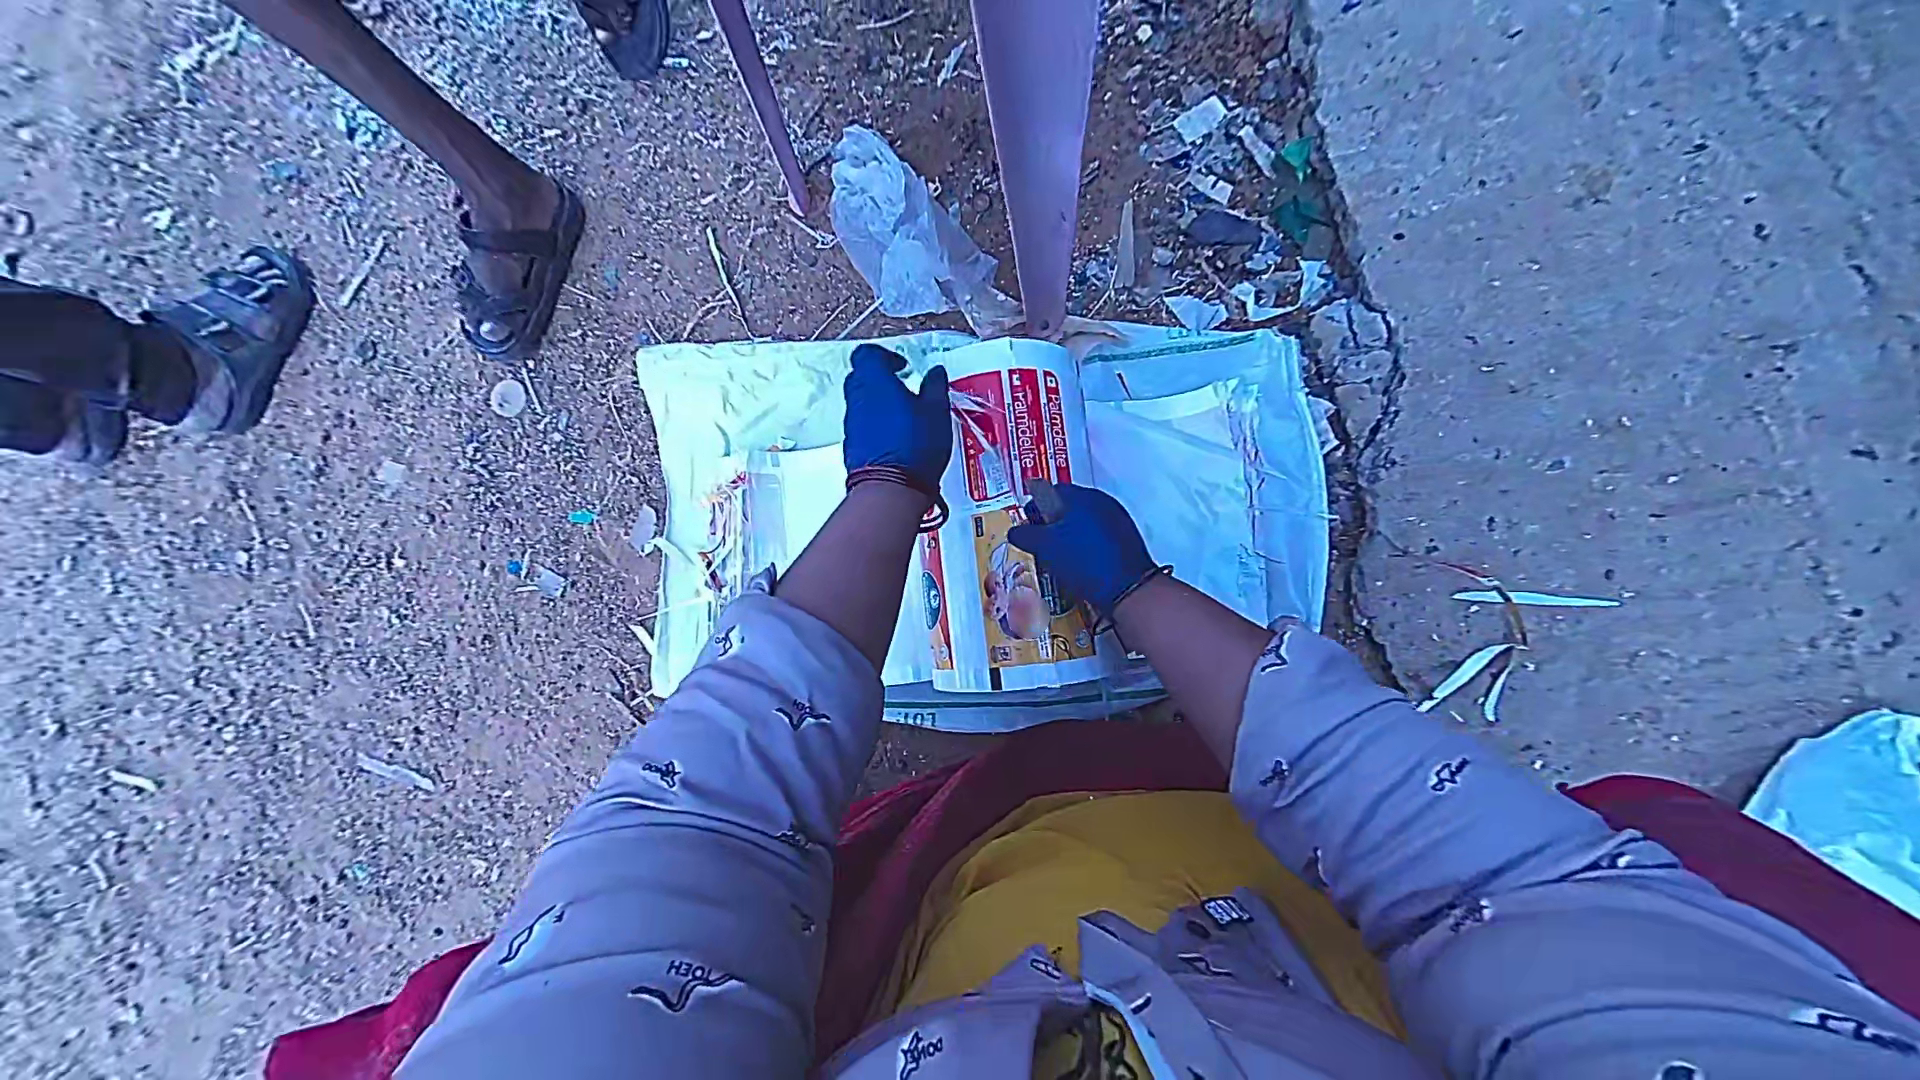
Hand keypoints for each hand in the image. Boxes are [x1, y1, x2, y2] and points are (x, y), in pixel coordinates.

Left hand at [842, 344, 951, 490]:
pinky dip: (876, 427)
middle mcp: (856, 400)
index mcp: (874, 381)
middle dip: (880, 378)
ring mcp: (851, 425)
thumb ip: (935, 386)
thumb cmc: (913, 447)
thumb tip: (935, 374)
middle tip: (901, 385)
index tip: (900, 365)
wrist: (891, 488)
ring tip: (903, 414)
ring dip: (878, 404)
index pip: (868, 354)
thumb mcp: (936, 411)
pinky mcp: (852, 447)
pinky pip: (862, 428)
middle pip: (860, 377)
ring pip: (860, 403)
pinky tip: (896, 438)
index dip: (885, 356)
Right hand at [1007, 483, 1157, 617]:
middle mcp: (1101, 501)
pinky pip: (1098, 533)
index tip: (1026, 523)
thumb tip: (1015, 532)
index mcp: (1080, 496)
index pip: (1048, 490)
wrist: (1127, 589)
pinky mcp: (1126, 537)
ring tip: (1058, 554)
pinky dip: (1085, 541)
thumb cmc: (1084, 562)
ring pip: (1083, 519)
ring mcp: (1117, 518)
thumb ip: (1026, 535)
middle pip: (1067, 504)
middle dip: (1050, 520)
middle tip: (1039, 540)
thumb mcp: (1045, 548)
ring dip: (1068, 531)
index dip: (1032, 506)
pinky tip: (1079, 561)